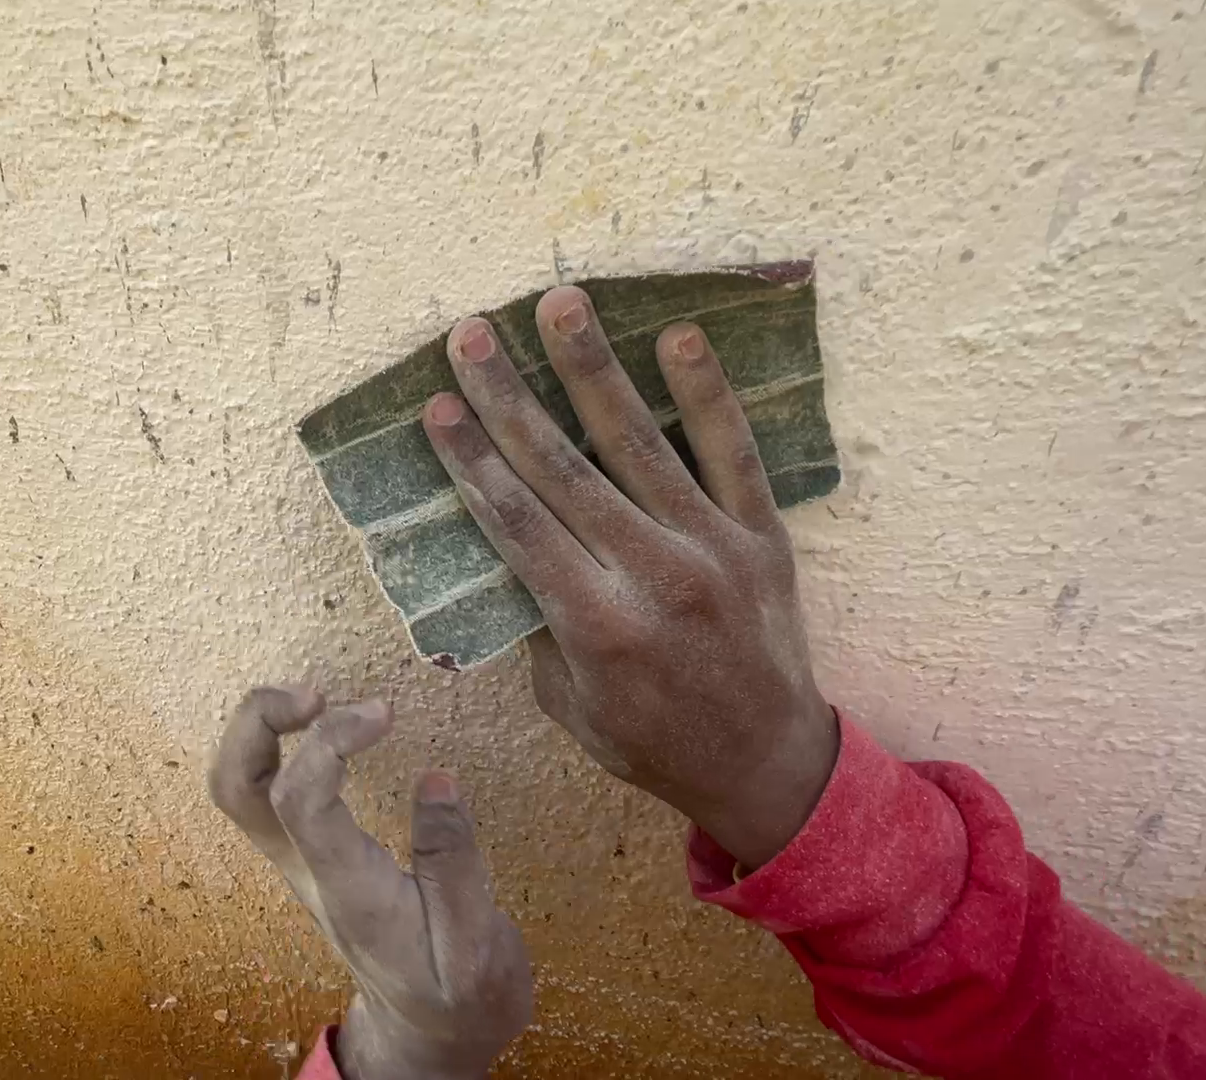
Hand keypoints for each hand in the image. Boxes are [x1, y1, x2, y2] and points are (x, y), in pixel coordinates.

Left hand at [208, 687, 531, 1079]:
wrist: (426, 1036)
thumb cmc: (458, 995)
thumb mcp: (481, 948)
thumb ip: (454, 865)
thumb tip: (437, 779)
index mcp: (346, 888)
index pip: (300, 799)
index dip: (329, 741)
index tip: (383, 713)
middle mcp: (304, 868)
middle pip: (237, 785)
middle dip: (260, 721)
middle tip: (317, 692)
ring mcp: (295, 860)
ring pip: (237, 783)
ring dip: (259, 727)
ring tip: (313, 697)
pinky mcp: (303, 852)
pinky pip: (262, 787)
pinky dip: (274, 742)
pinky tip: (316, 721)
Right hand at [420, 287, 838, 868]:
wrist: (769, 767)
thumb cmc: (649, 742)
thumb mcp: (566, 703)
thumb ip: (534, 624)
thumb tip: (508, 550)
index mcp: (595, 623)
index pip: (516, 524)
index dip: (470, 460)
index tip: (437, 406)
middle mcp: (651, 574)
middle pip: (563, 470)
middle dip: (509, 397)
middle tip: (473, 333)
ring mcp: (712, 547)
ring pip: (639, 444)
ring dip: (592, 369)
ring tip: (560, 304)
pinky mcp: (761, 536)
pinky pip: (734, 453)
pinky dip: (707, 394)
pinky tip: (678, 336)